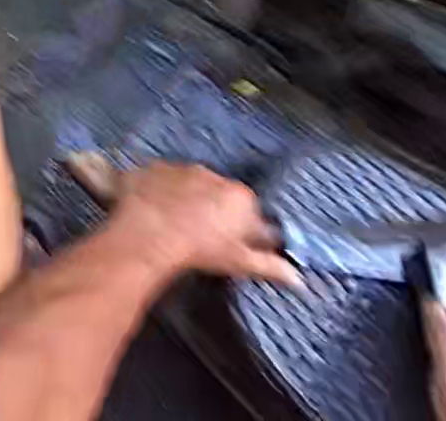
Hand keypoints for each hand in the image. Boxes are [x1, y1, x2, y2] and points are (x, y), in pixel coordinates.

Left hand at [63, 154, 300, 284]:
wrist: (148, 231)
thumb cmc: (201, 248)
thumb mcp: (241, 262)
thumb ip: (271, 266)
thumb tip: (298, 278)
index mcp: (238, 194)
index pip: (248, 207)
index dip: (241, 224)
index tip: (232, 238)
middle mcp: (209, 173)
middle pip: (216, 191)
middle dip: (213, 206)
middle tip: (203, 229)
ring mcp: (175, 166)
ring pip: (186, 182)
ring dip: (184, 195)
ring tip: (175, 218)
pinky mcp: (147, 167)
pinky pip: (157, 178)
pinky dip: (156, 189)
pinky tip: (151, 205)